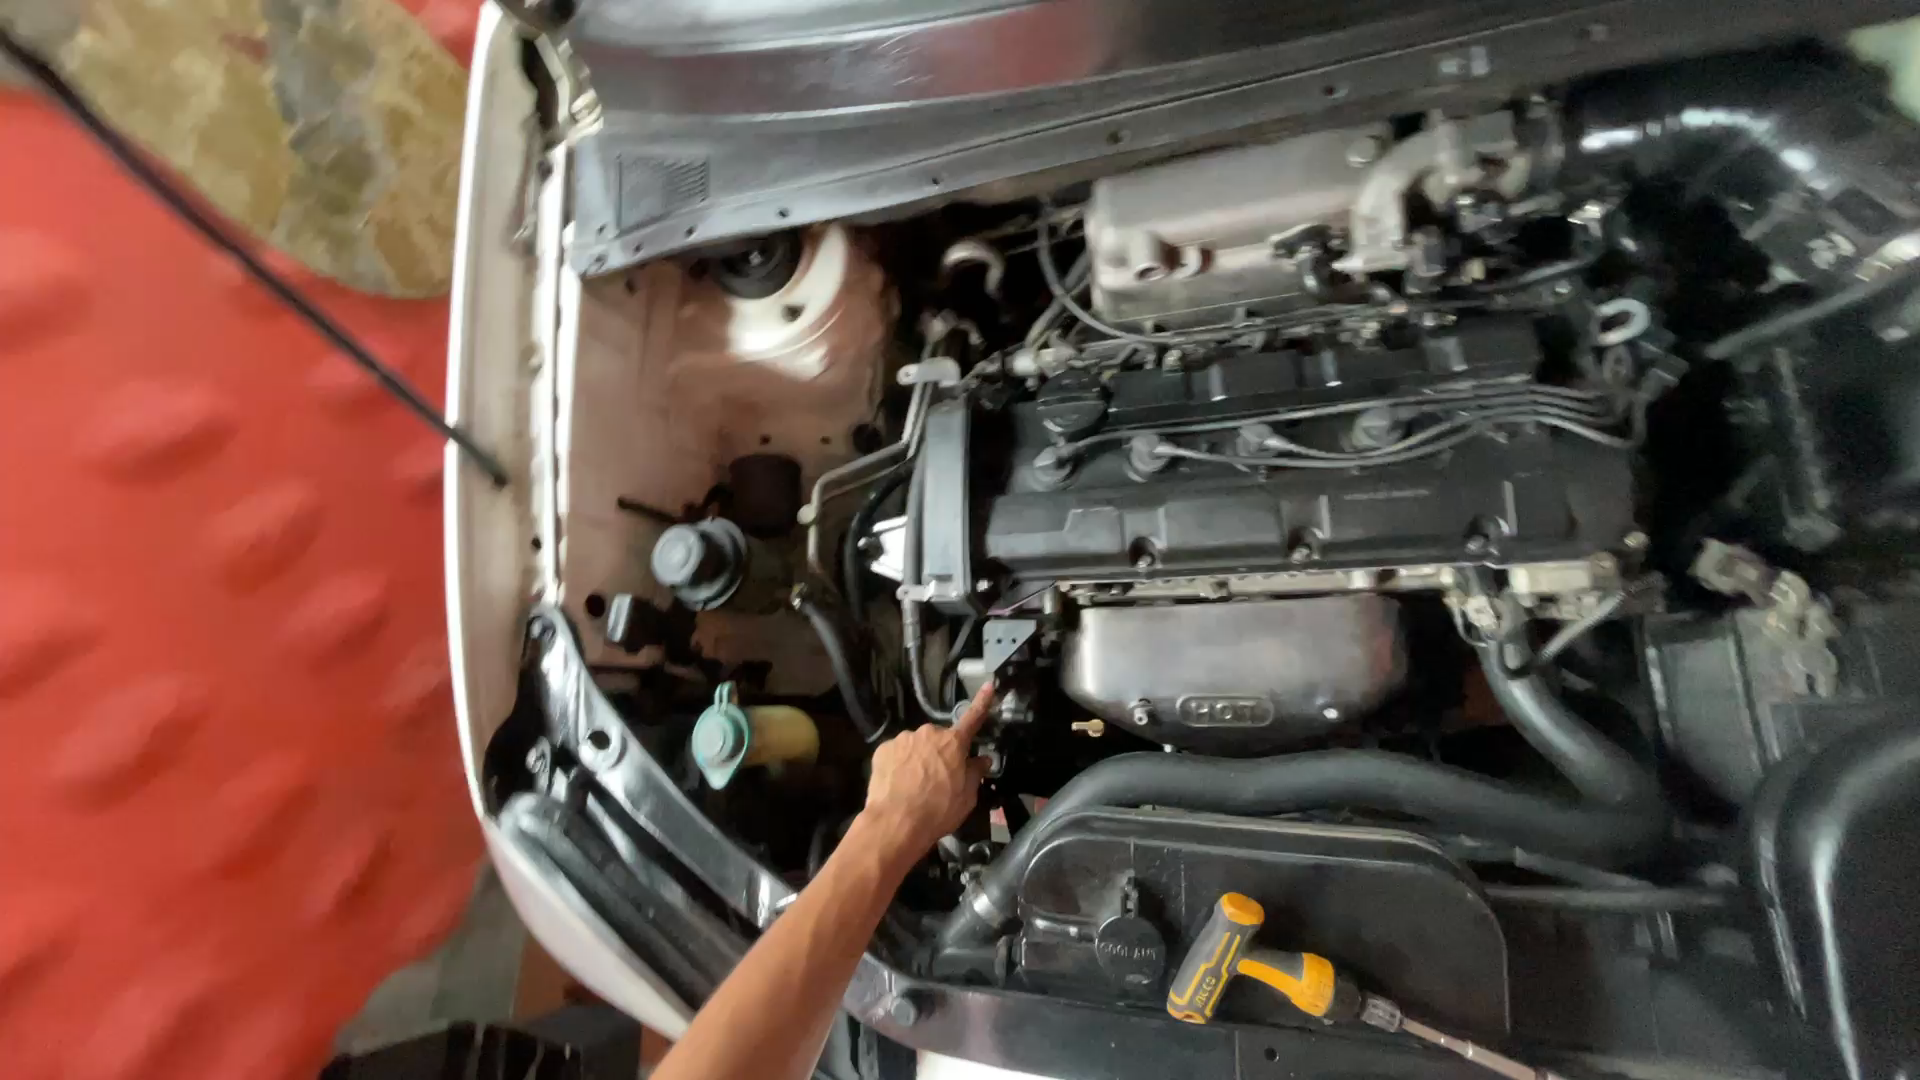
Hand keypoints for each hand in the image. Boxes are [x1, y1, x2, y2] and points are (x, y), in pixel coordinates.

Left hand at [860, 681, 995, 858]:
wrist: (896, 822)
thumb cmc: (938, 810)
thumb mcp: (967, 797)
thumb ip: (975, 773)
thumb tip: (982, 759)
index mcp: (953, 742)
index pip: (972, 718)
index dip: (982, 702)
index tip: (988, 685)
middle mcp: (928, 732)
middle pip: (940, 739)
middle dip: (941, 752)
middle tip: (939, 778)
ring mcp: (903, 739)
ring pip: (917, 745)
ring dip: (919, 758)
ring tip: (915, 785)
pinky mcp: (883, 749)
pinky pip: (897, 753)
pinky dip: (900, 764)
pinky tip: (898, 783)